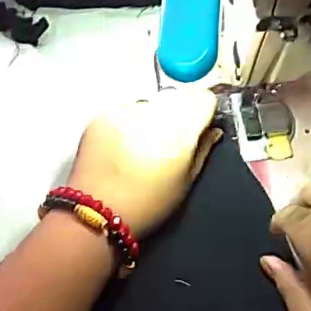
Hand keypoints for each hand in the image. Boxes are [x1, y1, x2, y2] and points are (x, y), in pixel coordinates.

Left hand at [65, 88, 220, 237]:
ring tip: (140, 149)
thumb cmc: (150, 203)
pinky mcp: (102, 115)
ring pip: (148, 104)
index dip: (203, 113)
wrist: (97, 212)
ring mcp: (126, 110)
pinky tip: (120, 149)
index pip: (204, 99)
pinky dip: (127, 125)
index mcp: (182, 126)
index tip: (199, 129)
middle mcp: (155, 110)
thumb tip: (213, 131)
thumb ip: (203, 149)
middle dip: (177, 116)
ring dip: (150, 119)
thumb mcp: (186, 182)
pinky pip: (124, 112)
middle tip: (166, 145)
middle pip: (176, 99)